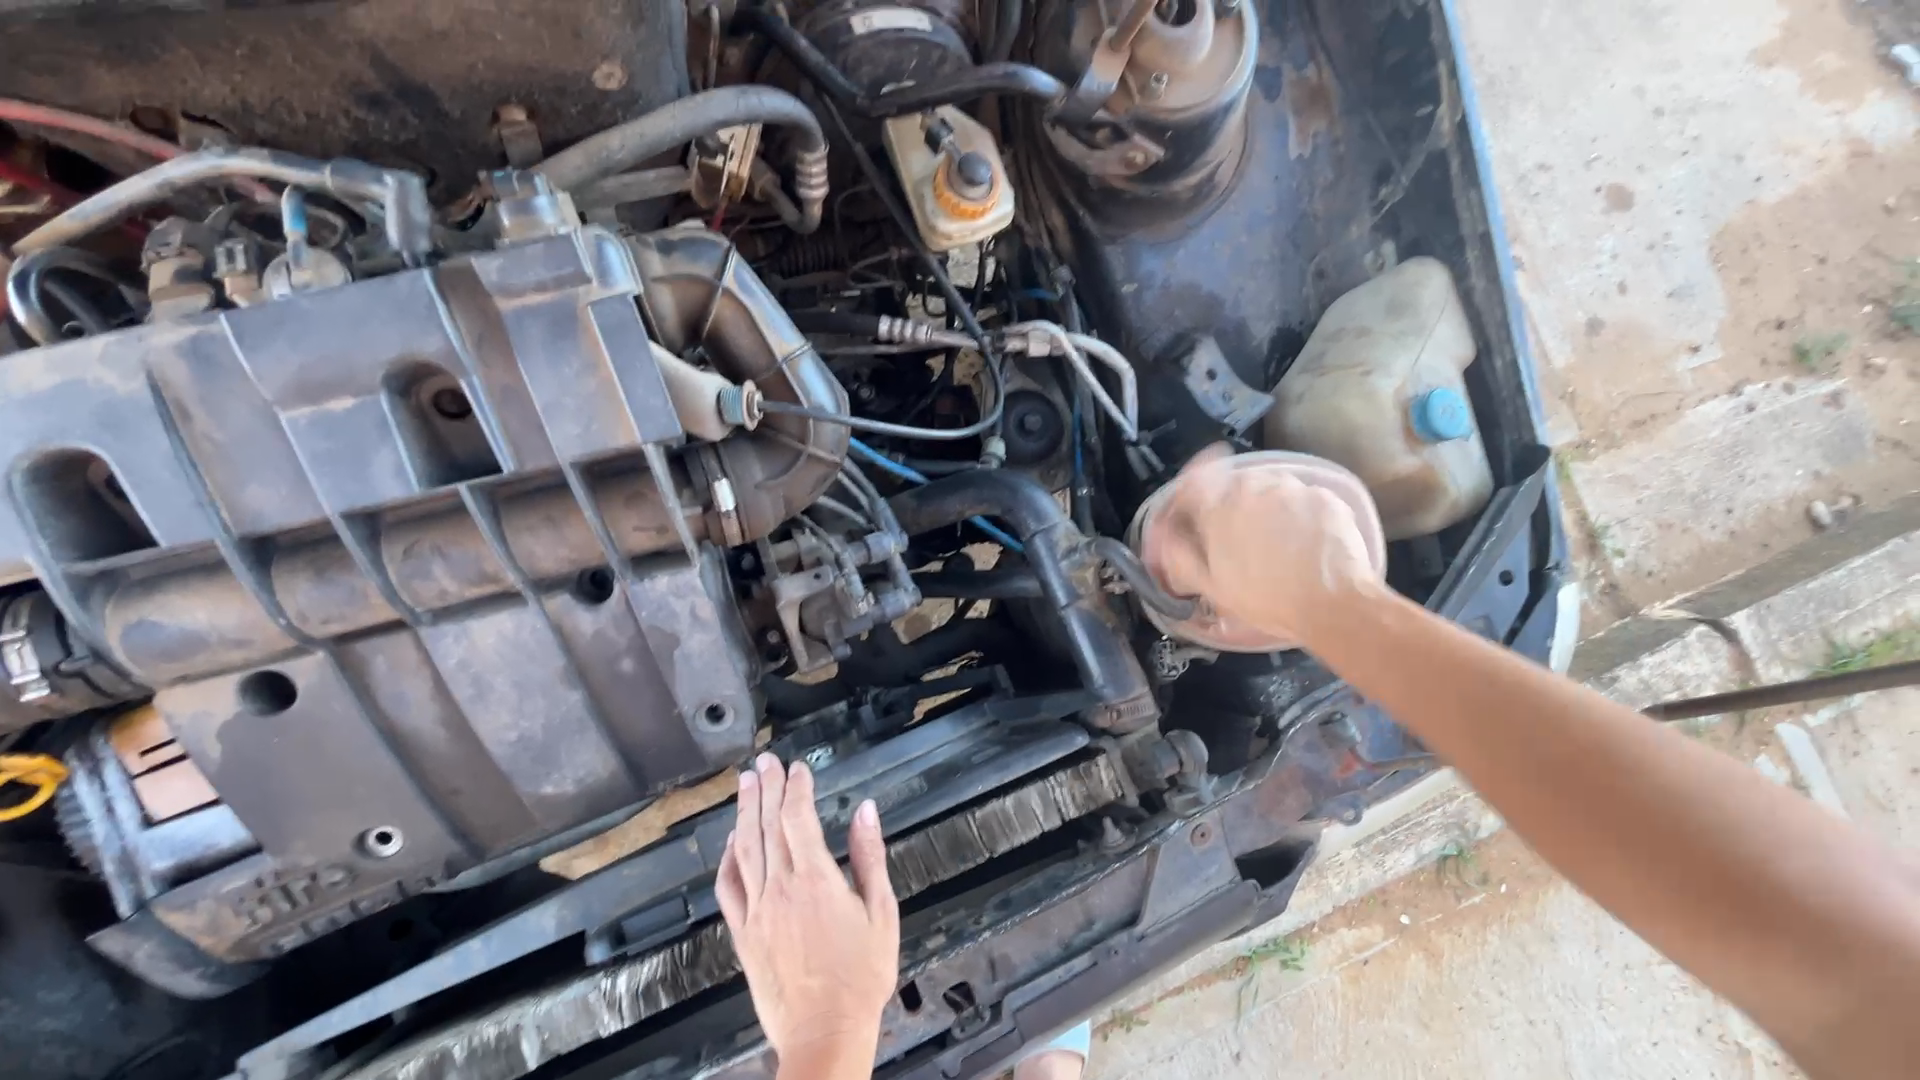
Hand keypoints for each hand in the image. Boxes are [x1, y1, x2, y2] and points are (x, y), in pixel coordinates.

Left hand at [718, 753, 899, 1070]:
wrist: (824, 1033)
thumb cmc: (860, 976)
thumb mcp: (881, 912)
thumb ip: (870, 856)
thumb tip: (866, 811)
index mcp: (815, 879)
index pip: (798, 818)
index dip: (796, 787)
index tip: (798, 767)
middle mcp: (780, 888)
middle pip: (767, 825)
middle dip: (766, 787)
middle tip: (764, 760)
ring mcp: (757, 910)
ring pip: (745, 849)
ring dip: (744, 811)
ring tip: (745, 783)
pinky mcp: (744, 934)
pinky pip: (728, 888)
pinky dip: (727, 859)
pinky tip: (731, 841)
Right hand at [1153, 445, 1382, 647]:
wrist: (1332, 605)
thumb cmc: (1266, 600)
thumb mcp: (1211, 586)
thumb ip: (1180, 556)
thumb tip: (1161, 537)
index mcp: (1218, 508)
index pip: (1195, 479)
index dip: (1194, 490)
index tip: (1198, 505)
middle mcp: (1253, 487)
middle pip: (1235, 486)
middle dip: (1236, 507)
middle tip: (1244, 541)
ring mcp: (1293, 489)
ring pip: (1271, 491)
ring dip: (1269, 510)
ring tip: (1279, 545)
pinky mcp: (1325, 496)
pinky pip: (1304, 500)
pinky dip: (1302, 516)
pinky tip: (1307, 544)